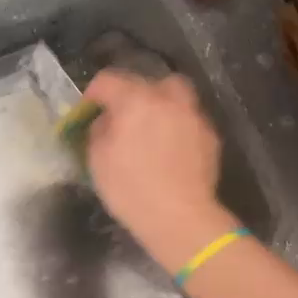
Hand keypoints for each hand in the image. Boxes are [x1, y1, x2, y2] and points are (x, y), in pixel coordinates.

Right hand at [83, 69, 239, 269]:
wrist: (179, 216)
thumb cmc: (130, 189)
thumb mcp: (97, 160)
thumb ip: (99, 131)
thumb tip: (106, 121)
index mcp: (135, 101)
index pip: (109, 80)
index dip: (94, 93)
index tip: (87, 110)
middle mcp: (168, 100)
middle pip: (150, 82)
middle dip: (136, 93)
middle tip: (125, 115)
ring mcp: (193, 117)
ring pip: (177, 97)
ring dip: (162, 106)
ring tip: (152, 130)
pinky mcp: (210, 137)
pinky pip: (189, 121)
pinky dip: (178, 127)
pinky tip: (171, 150)